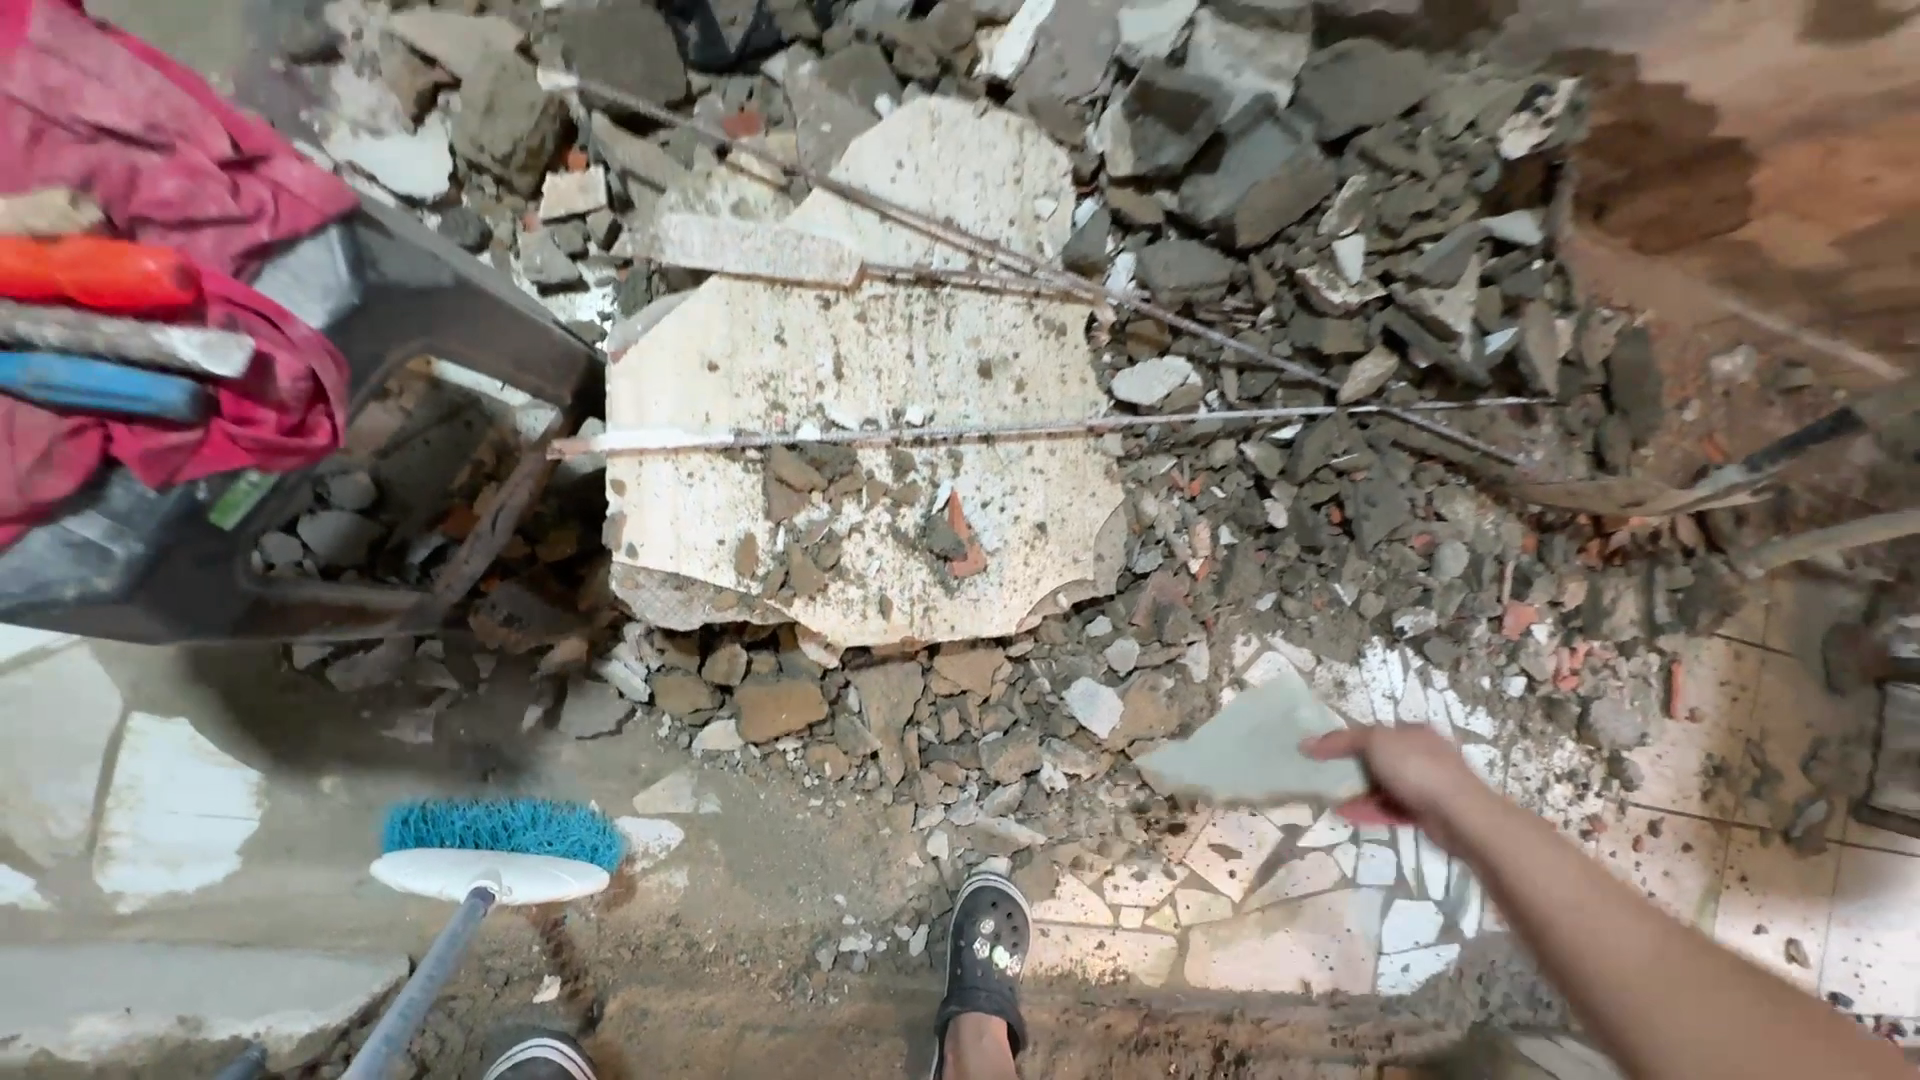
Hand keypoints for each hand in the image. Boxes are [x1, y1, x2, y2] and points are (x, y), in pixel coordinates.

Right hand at [1301, 724, 1495, 851]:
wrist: (1461, 814)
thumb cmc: (1418, 767)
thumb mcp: (1375, 742)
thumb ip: (1341, 741)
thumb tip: (1307, 743)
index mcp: (1414, 732)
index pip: (1375, 731)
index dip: (1348, 739)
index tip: (1324, 751)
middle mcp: (1423, 754)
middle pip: (1379, 759)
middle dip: (1352, 768)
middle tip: (1325, 774)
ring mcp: (1426, 784)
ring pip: (1383, 786)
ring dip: (1358, 792)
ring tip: (1330, 798)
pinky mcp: (1426, 811)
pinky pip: (1391, 808)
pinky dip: (1369, 810)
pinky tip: (1346, 814)